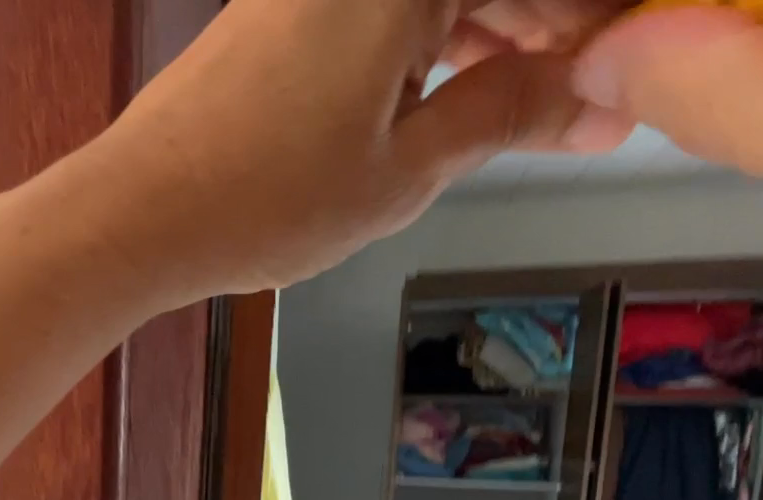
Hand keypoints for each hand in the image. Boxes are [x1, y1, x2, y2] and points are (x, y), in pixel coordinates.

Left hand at [48, 0, 629, 302]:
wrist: (135, 216)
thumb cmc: (261, 200)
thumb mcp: (403, 171)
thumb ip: (505, 114)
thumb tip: (595, 98)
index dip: (597, 23)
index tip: (627, 71)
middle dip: (548, 27)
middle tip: (583, 101)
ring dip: (490, 37)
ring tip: (522, 110)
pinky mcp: (279, 14)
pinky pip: (381, 11)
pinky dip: (426, 47)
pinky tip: (443, 97)